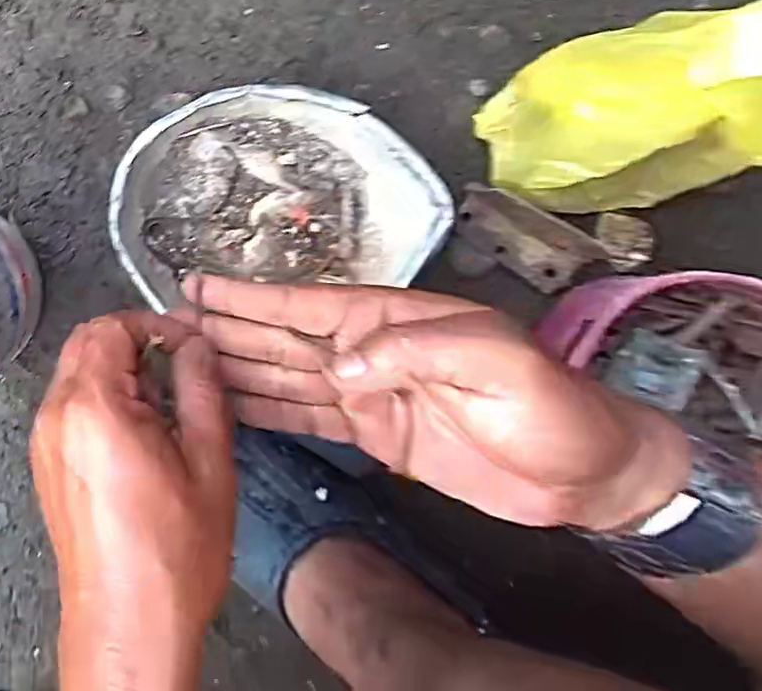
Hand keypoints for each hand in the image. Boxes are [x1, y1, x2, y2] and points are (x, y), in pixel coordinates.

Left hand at [31, 311, 233, 690]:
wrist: (125, 621)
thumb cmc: (170, 556)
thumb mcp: (207, 463)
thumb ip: (201, 389)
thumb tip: (196, 344)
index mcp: (92, 405)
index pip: (111, 326)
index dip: (153, 325)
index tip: (185, 345)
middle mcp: (56, 411)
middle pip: (87, 340)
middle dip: (133, 342)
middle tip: (176, 373)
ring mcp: (43, 434)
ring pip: (76, 368)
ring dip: (116, 369)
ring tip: (160, 409)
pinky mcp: (44, 455)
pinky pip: (68, 400)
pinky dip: (99, 395)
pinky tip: (134, 433)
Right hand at [182, 275, 689, 531]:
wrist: (588, 475)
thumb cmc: (546, 403)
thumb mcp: (492, 359)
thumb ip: (409, 351)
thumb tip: (338, 367)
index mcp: (379, 319)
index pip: (296, 304)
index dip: (244, 296)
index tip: (197, 286)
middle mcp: (357, 348)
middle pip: (275, 337)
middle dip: (223, 328)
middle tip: (173, 324)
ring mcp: (358, 389)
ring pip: (279, 374)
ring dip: (233, 366)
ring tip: (187, 360)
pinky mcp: (365, 430)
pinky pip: (301, 416)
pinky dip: (263, 410)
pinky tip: (229, 405)